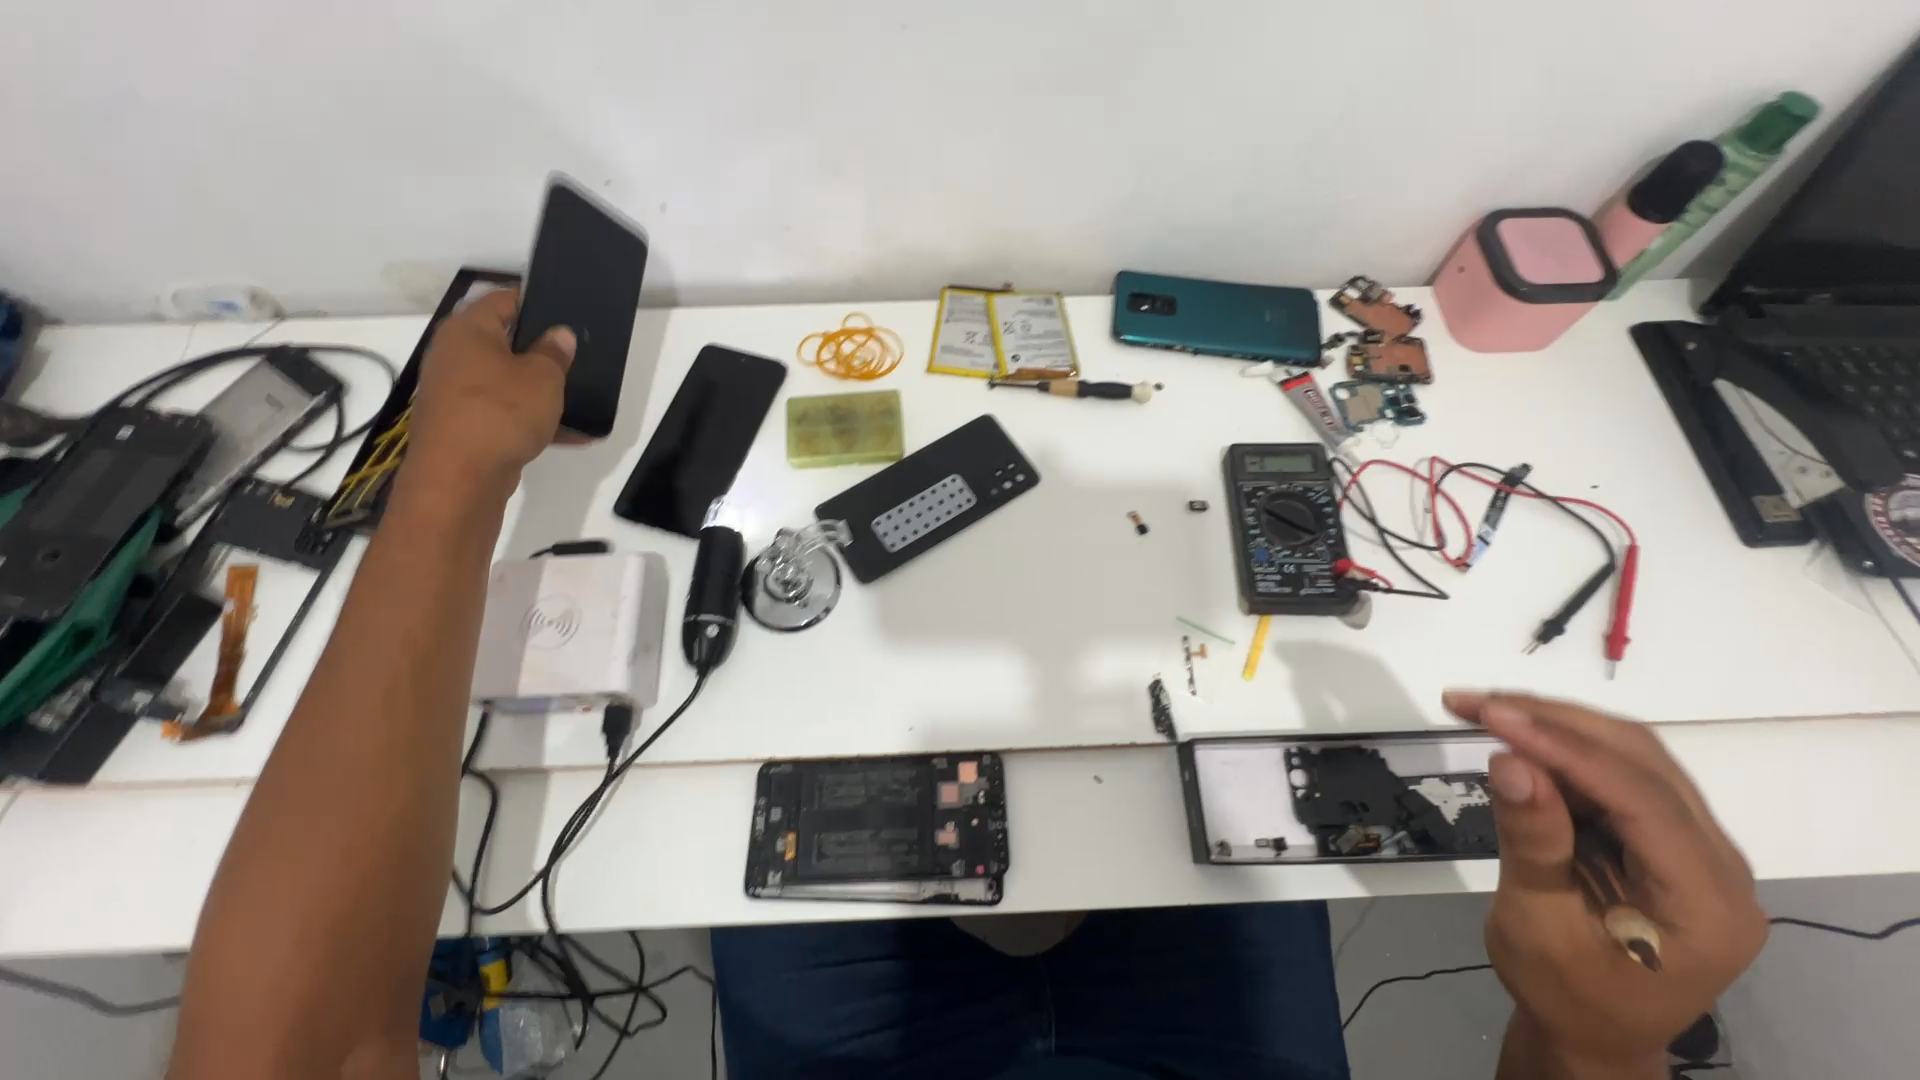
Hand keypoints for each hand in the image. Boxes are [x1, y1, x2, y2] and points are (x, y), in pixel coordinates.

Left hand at [407, 288, 576, 488]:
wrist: (460, 477)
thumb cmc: (501, 412)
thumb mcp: (542, 377)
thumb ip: (554, 353)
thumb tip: (559, 334)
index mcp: (468, 330)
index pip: (504, 299)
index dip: (536, 301)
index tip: (566, 311)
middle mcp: (454, 355)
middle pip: (503, 342)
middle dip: (540, 350)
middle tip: (576, 357)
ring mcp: (456, 392)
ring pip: (505, 381)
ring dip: (539, 390)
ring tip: (578, 398)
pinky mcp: (464, 425)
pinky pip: (505, 413)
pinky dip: (533, 421)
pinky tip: (570, 435)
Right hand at [1443, 692, 1767, 1074]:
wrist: (1590, 1032)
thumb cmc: (1564, 992)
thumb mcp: (1538, 926)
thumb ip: (1533, 843)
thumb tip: (1509, 761)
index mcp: (1706, 901)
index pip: (1640, 797)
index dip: (1564, 748)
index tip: (1490, 714)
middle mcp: (1720, 863)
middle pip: (1642, 762)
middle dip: (1554, 721)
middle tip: (1473, 702)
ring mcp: (1696, 847)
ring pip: (1631, 756)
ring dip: (1554, 726)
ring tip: (1481, 709)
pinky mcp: (1664, 837)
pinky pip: (1616, 774)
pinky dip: (1560, 749)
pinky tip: (1514, 739)